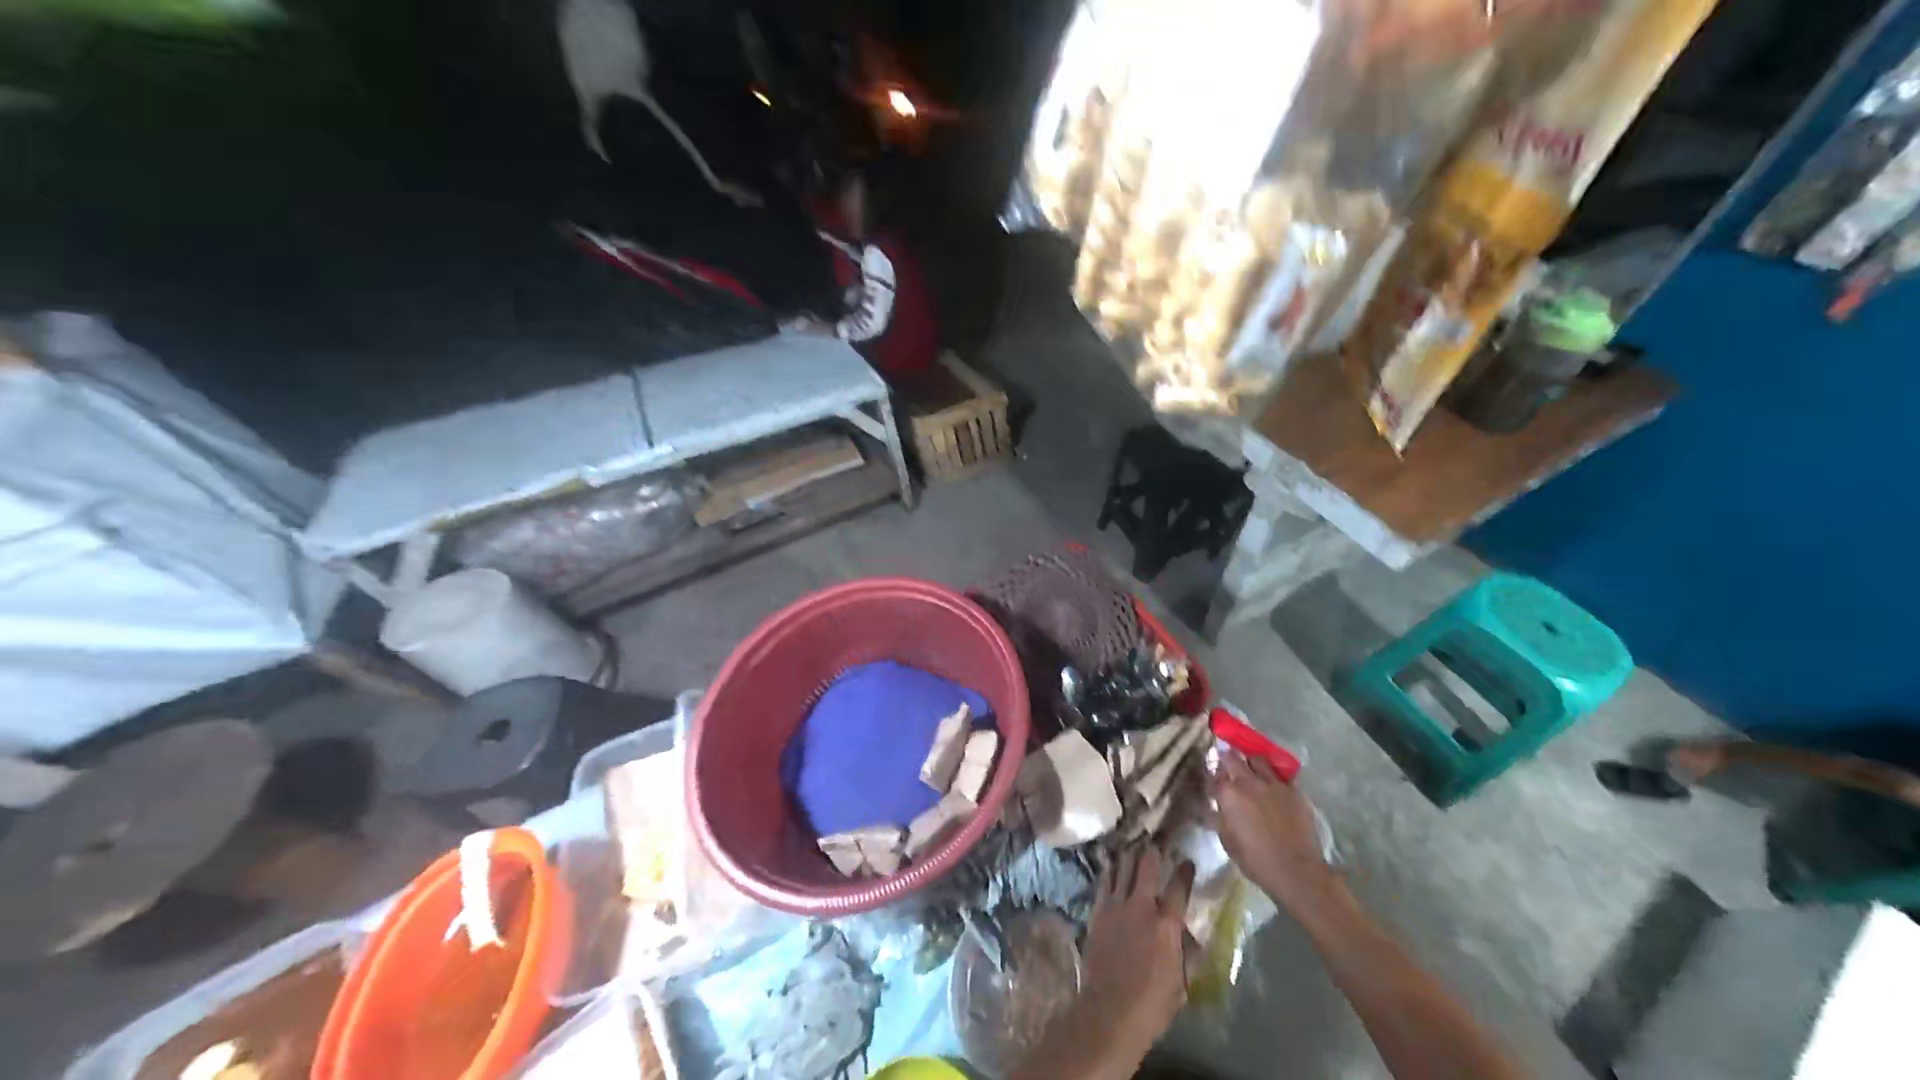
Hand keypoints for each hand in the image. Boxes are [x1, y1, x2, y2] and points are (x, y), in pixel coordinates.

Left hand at [1011, 845, 1194, 1079]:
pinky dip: (1109, 869)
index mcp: (1167, 924)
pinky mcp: (1097, 911)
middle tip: (1156, 837)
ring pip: (1122, 868)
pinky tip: (1110, 861)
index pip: (1179, 888)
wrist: (1109, 1010)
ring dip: (1129, 853)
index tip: (1188, 860)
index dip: (1185, 871)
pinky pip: (1104, 882)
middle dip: (1153, 850)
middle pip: (1147, 867)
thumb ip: (1186, 954)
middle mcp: (1141, 906)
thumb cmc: (1152, 1004)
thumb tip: (1189, 937)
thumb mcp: (1182, 983)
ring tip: (1134, 841)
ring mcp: (1116, 906)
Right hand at [1211, 750, 1338, 910]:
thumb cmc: (1255, 860)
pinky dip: (1273, 776)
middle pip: (1233, 758)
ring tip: (1251, 769)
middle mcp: (1249, 782)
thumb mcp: (1227, 840)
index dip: (1212, 774)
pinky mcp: (1294, 791)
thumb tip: (1217, 804)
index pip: (1214, 774)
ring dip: (1251, 762)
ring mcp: (1274, 784)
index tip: (1212, 777)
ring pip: (1258, 760)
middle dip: (1227, 757)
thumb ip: (1220, 816)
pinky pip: (1280, 775)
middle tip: (1226, 761)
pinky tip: (1273, 785)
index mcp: (1228, 794)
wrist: (1296, 870)